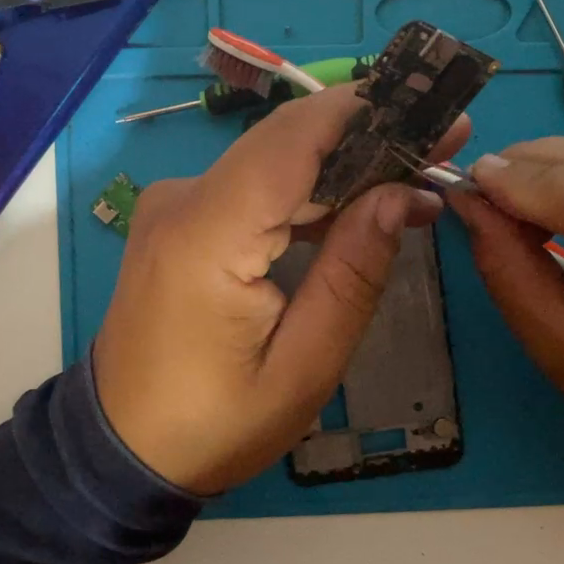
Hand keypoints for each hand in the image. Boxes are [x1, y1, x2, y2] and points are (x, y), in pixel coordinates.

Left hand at [93, 88, 467, 493]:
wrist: (122, 451)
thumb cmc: (216, 423)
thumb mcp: (302, 366)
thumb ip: (351, 275)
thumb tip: (399, 196)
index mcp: (208, 235)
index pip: (293, 139)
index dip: (366, 113)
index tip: (434, 112)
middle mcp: (183, 200)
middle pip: (286, 142)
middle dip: (367, 135)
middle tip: (441, 145)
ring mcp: (176, 207)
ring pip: (272, 162)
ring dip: (342, 165)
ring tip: (414, 178)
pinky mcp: (179, 221)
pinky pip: (253, 188)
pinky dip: (307, 192)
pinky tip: (356, 207)